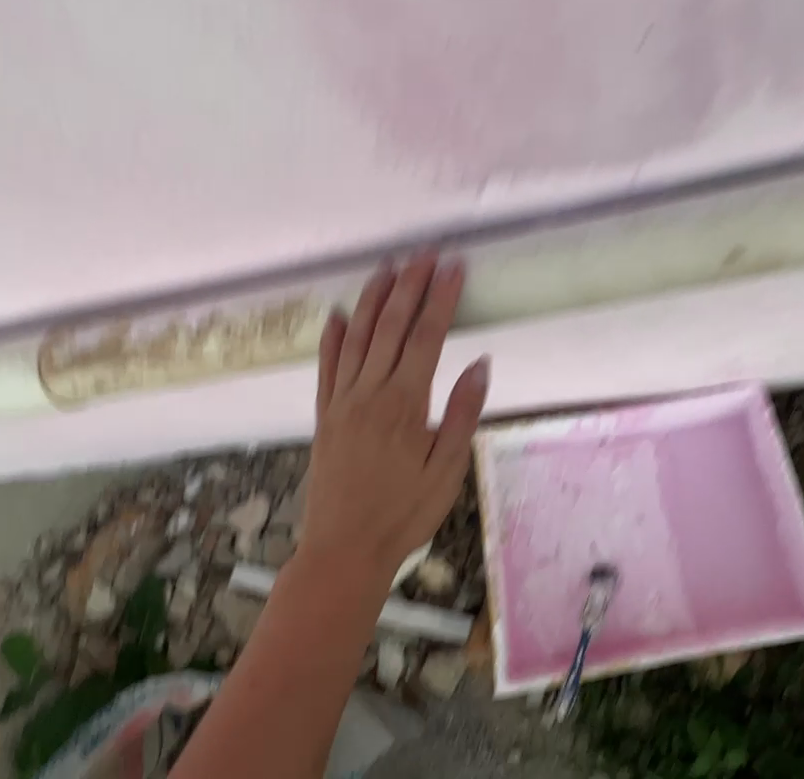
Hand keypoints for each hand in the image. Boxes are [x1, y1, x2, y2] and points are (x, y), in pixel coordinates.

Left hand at [297, 253, 489, 581]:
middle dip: (409, 285)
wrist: (343, 550)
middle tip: (425, 252)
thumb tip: (480, 363)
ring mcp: (341, 401)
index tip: (454, 267)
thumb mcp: (448, 471)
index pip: (426, 336)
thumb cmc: (405, 513)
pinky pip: (326, 366)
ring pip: (356, 337)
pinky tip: (337, 314)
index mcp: (405, 404)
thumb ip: (463, 414)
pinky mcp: (323, 415)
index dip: (442, 298)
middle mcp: (369, 392)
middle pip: (390, 325)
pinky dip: (331, 336)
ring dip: (372, 298)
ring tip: (387, 267)